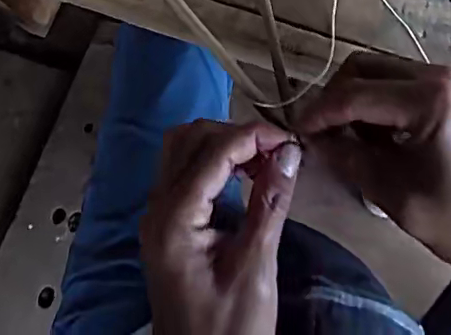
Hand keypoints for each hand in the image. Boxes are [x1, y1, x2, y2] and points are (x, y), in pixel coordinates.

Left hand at [142, 119, 301, 334]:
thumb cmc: (229, 331)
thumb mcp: (255, 268)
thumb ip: (270, 203)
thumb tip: (290, 150)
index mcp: (175, 220)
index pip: (215, 150)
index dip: (256, 136)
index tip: (292, 143)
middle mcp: (158, 209)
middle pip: (193, 137)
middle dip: (239, 134)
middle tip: (277, 152)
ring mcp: (159, 215)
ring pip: (186, 146)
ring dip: (226, 141)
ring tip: (263, 160)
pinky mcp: (168, 223)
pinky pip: (187, 167)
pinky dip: (218, 158)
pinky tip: (246, 174)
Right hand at [293, 53, 450, 283]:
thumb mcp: (397, 196)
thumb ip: (351, 159)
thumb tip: (314, 140)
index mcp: (426, 95)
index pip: (355, 93)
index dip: (319, 113)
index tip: (292, 134)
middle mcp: (433, 74)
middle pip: (364, 67)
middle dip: (334, 98)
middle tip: (315, 137)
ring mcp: (441, 81)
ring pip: (379, 73)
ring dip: (353, 99)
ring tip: (339, 142)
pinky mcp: (444, 94)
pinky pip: (396, 86)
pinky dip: (374, 104)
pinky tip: (367, 139)